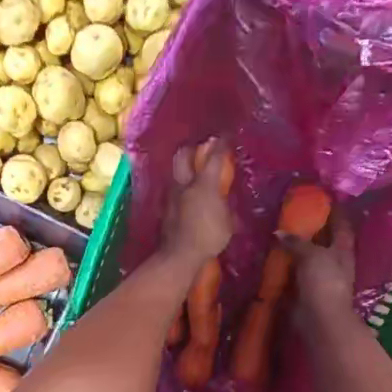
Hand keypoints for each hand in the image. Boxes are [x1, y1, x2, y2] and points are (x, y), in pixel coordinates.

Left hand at [160, 140, 233, 263]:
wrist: (179, 254)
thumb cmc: (209, 237)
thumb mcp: (227, 222)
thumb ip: (226, 207)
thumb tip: (224, 201)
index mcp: (204, 184)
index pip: (214, 157)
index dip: (221, 145)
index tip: (226, 136)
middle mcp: (184, 184)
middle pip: (183, 155)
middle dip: (192, 147)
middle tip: (201, 146)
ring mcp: (171, 195)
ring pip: (175, 173)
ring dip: (183, 168)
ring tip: (192, 171)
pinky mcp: (164, 208)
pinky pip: (173, 190)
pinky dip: (180, 187)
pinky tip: (186, 194)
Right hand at [284, 214, 357, 335]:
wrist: (321, 317)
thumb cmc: (324, 280)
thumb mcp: (311, 254)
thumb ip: (296, 242)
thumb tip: (278, 233)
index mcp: (343, 248)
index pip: (342, 224)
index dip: (336, 211)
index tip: (324, 199)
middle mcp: (336, 260)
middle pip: (326, 240)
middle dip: (314, 229)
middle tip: (296, 215)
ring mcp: (322, 276)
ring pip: (310, 257)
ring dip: (299, 248)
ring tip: (281, 234)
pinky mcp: (308, 290)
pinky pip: (297, 272)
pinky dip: (288, 265)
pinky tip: (275, 258)